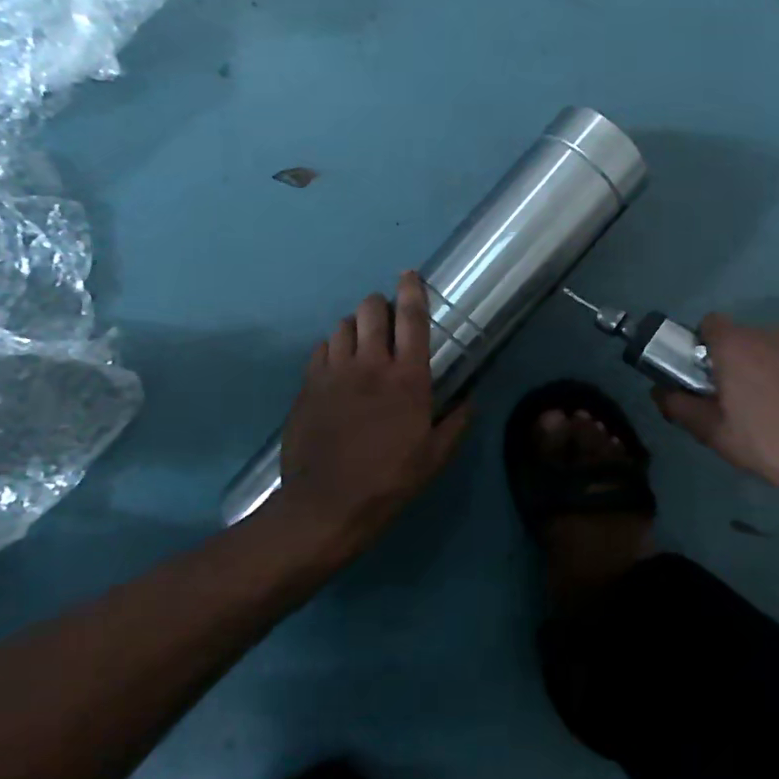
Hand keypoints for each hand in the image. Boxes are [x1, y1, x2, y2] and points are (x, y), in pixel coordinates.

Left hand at [276, 272, 471, 546]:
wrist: (327, 504)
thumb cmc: (390, 480)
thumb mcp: (435, 457)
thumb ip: (456, 423)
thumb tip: (470, 401)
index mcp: (407, 378)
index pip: (412, 319)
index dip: (413, 291)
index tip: (410, 275)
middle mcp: (369, 364)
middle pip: (370, 310)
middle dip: (380, 306)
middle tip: (387, 320)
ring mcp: (333, 372)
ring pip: (342, 325)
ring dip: (356, 326)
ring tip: (362, 342)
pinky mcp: (308, 385)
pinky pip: (320, 349)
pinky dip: (333, 347)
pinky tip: (338, 365)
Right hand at [653, 315, 778, 516]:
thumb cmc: (775, 447)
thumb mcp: (718, 435)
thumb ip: (682, 409)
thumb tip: (659, 392)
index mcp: (738, 345)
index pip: (709, 324)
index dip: (702, 348)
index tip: (706, 381)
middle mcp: (773, 332)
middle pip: (743, 338)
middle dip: (735, 364)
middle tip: (738, 406)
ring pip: (774, 350)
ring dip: (767, 371)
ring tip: (778, 415)